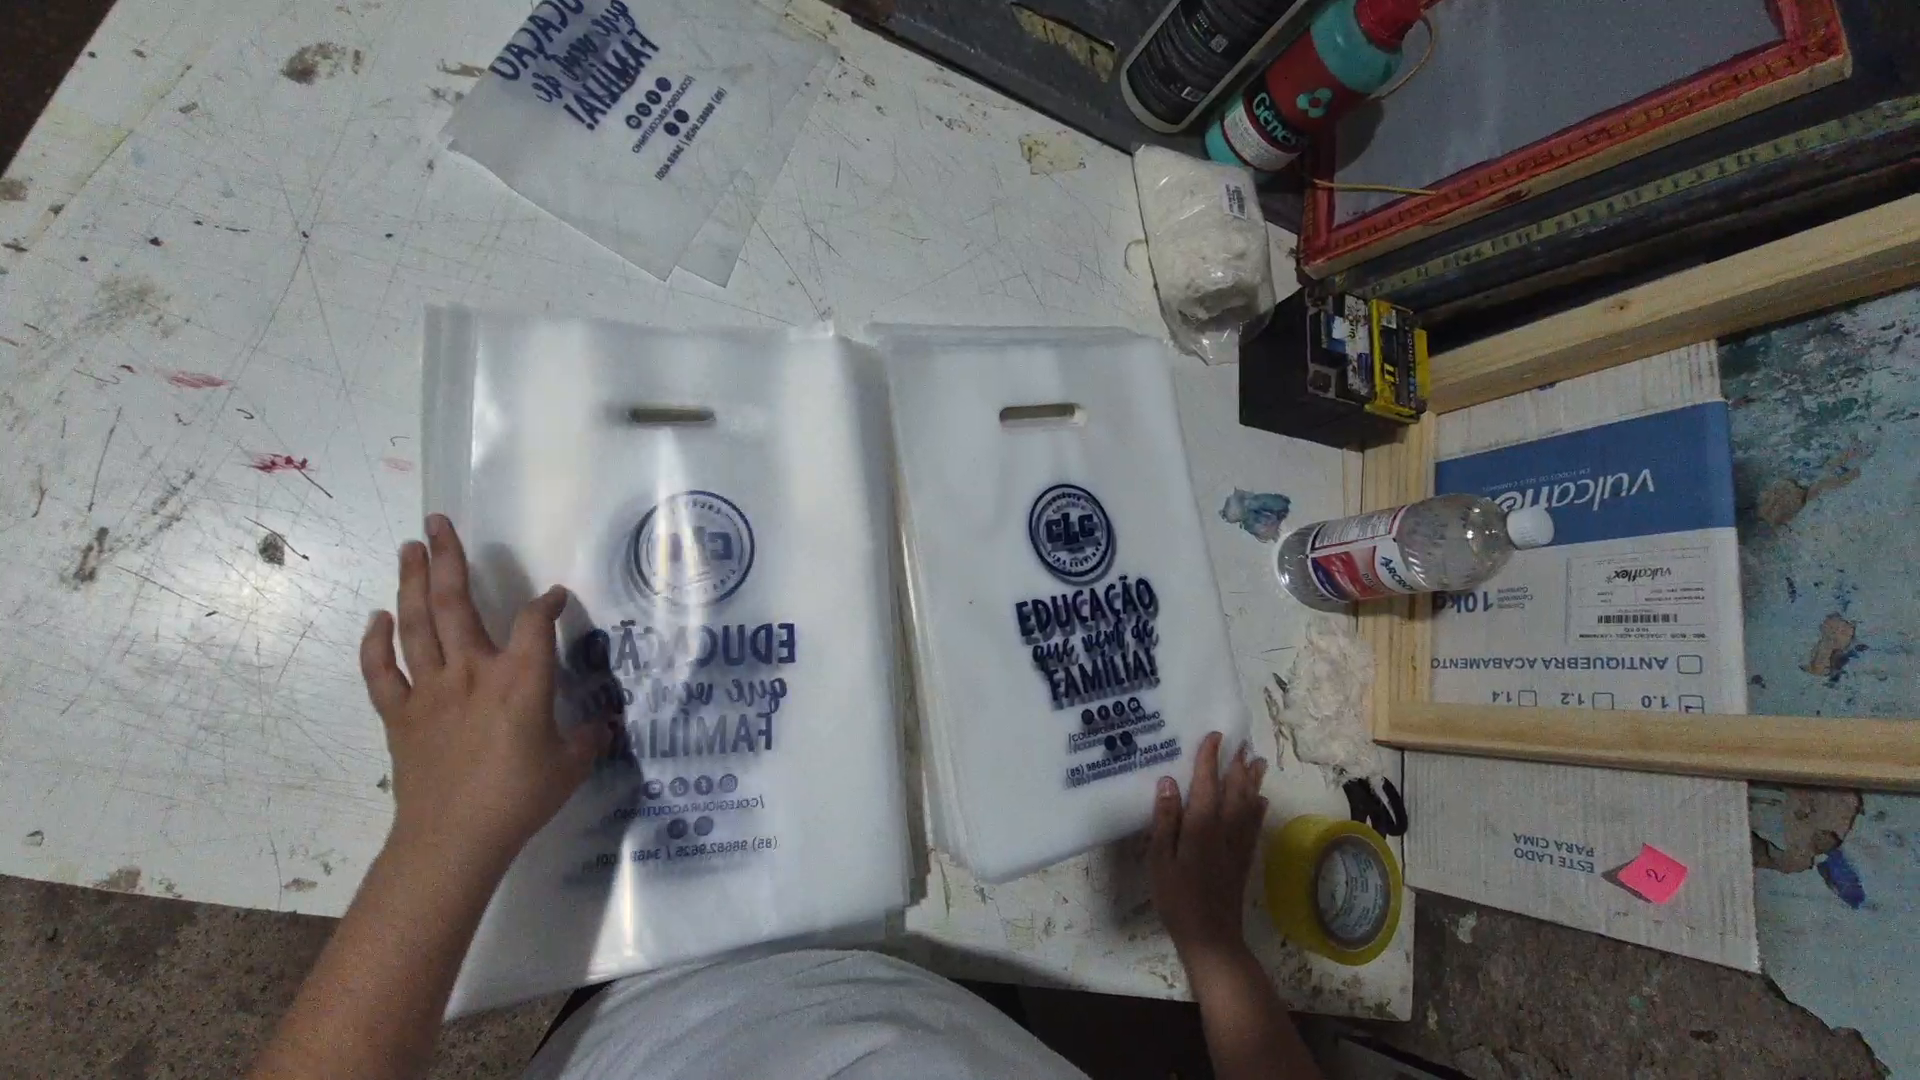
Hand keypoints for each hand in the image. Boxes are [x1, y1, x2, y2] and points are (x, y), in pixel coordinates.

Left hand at [360, 513, 609, 866]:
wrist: (453, 840)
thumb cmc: (520, 797)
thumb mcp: (571, 764)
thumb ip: (589, 736)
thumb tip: (605, 722)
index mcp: (520, 680)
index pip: (535, 623)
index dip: (548, 603)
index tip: (556, 596)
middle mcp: (472, 672)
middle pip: (455, 604)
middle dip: (448, 559)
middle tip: (438, 523)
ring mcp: (429, 690)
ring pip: (415, 625)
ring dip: (410, 583)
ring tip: (410, 548)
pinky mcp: (399, 714)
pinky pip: (382, 671)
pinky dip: (377, 642)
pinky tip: (378, 617)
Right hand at [1148, 731, 1269, 961]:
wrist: (1210, 936)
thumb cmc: (1176, 897)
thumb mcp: (1159, 859)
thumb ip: (1165, 819)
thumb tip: (1168, 782)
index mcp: (1201, 825)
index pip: (1206, 783)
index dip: (1210, 759)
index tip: (1215, 736)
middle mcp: (1224, 829)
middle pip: (1234, 790)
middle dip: (1236, 765)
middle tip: (1241, 743)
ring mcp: (1237, 844)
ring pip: (1248, 805)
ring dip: (1252, 782)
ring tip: (1257, 762)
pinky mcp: (1243, 859)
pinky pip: (1253, 826)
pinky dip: (1257, 809)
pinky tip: (1260, 801)